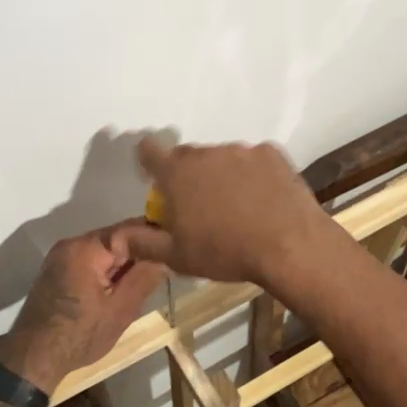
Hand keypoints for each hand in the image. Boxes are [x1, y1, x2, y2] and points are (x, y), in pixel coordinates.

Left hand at [0, 219, 164, 394]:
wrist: (33, 358)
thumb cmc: (80, 335)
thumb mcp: (120, 310)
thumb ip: (144, 277)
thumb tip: (168, 255)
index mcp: (86, 248)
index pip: (130, 230)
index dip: (156, 237)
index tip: (178, 246)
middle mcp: (71, 244)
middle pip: (116, 237)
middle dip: (141, 249)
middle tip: (168, 263)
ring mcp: (60, 256)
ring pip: (104, 249)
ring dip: (125, 260)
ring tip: (150, 274)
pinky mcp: (57, 270)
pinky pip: (90, 259)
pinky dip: (108, 267)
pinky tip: (122, 284)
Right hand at [116, 137, 341, 286]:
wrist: (290, 245)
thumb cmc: (226, 252)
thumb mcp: (178, 257)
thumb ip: (143, 243)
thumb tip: (116, 237)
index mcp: (177, 173)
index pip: (149, 150)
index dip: (148, 161)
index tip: (155, 180)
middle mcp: (206, 153)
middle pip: (187, 156)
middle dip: (188, 176)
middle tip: (200, 207)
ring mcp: (241, 150)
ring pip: (221, 158)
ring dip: (221, 175)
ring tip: (237, 208)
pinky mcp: (271, 154)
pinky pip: (253, 160)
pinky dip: (253, 175)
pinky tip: (263, 200)